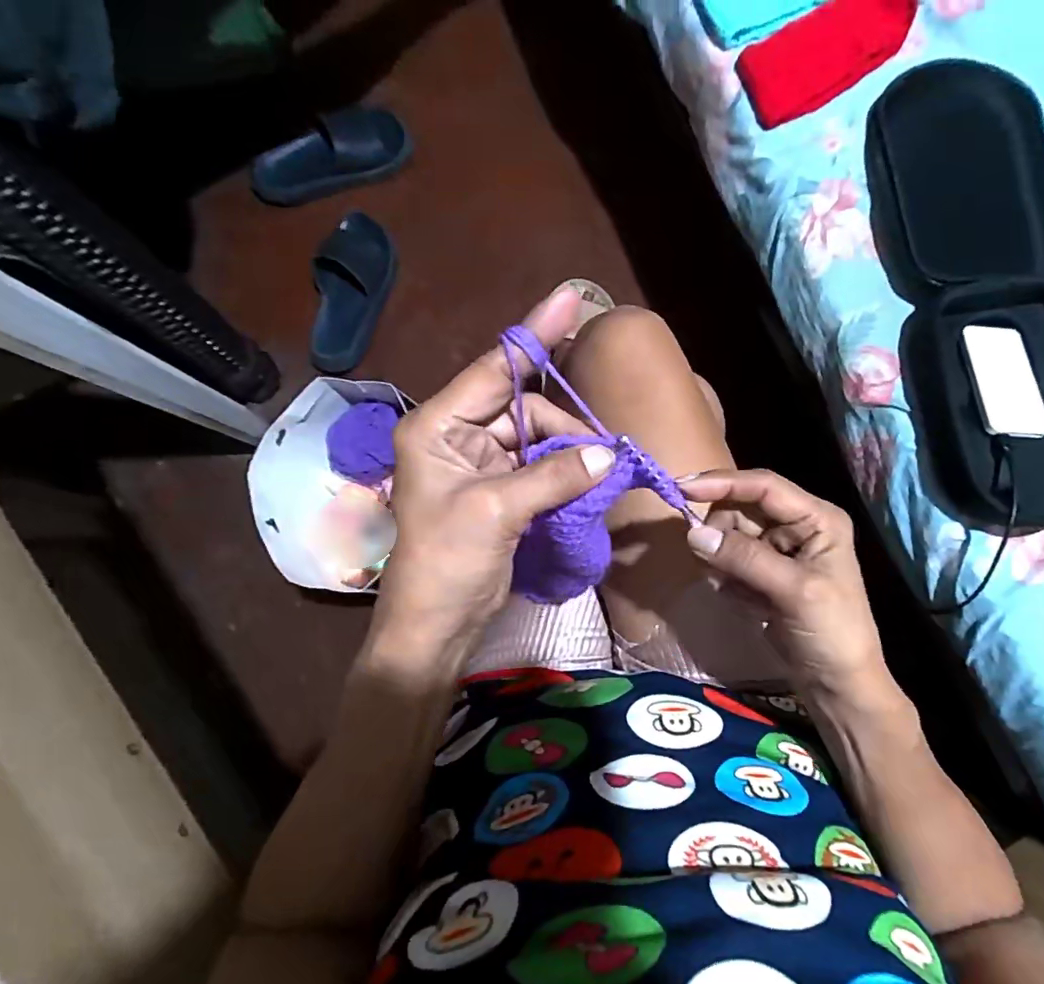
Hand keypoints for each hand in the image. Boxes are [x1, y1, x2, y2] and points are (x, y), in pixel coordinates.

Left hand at [376, 288, 613, 667]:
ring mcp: (478, 465)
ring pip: (535, 437)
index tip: (570, 297)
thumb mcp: (497, 510)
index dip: (535, 334)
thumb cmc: (448, 563)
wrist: (435, 626)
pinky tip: (588, 476)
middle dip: (563, 420)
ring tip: (599, 469)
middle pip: (521, 404)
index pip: (493, 369)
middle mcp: (456, 436)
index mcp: (437, 426)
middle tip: (603, 445)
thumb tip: (608, 452)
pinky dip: (563, 470)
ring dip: (568, 450)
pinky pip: (538, 466)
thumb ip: (554, 475)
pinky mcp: (498, 492)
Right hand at [679, 469, 905, 720]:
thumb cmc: (830, 632)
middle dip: (719, 531)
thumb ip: (744, 558)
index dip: (722, 483)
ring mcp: (778, 552)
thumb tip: (693, 534)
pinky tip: (742, 602)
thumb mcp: (792, 591)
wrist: (838, 684)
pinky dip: (725, 578)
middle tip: (712, 563)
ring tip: (732, 589)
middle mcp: (796, 527)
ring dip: (720, 559)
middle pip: (740, 509)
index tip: (681, 490)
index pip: (763, 487)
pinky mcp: (762, 576)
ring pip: (729, 536)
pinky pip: (728, 562)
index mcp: (817, 519)